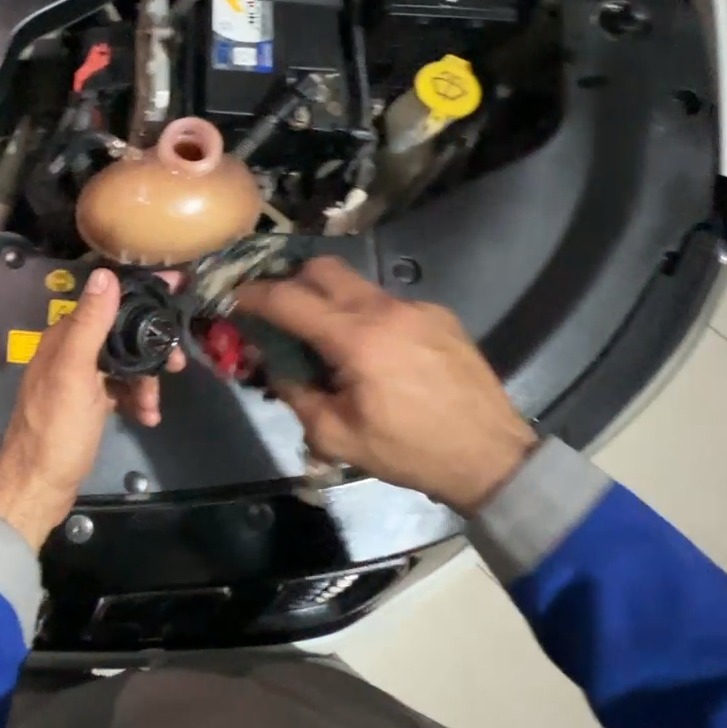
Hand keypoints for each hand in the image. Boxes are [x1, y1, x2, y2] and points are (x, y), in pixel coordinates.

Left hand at [0, 268, 175, 549]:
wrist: (38, 486)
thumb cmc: (56, 427)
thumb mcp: (75, 371)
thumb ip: (90, 323)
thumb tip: (105, 274)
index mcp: (64, 337)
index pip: (107, 301)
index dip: (140, 295)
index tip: (175, 288)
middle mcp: (70, 351)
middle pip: (121, 334)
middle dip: (150, 347)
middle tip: (176, 365)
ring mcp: (79, 379)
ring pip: (124, 365)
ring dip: (144, 382)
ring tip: (153, 406)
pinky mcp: (87, 404)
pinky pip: (119, 390)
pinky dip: (135, 400)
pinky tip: (146, 418)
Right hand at [233, 258, 537, 513]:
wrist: (493, 460)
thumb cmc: (408, 452)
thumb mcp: (336, 436)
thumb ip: (295, 394)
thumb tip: (275, 365)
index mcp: (354, 339)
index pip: (287, 299)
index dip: (252, 294)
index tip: (233, 297)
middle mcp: (383, 309)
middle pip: (321, 268)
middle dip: (291, 280)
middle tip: (279, 308)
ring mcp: (416, 308)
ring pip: (356, 284)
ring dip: (330, 299)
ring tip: (328, 336)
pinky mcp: (440, 315)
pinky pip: (388, 303)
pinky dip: (367, 317)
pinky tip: (378, 352)